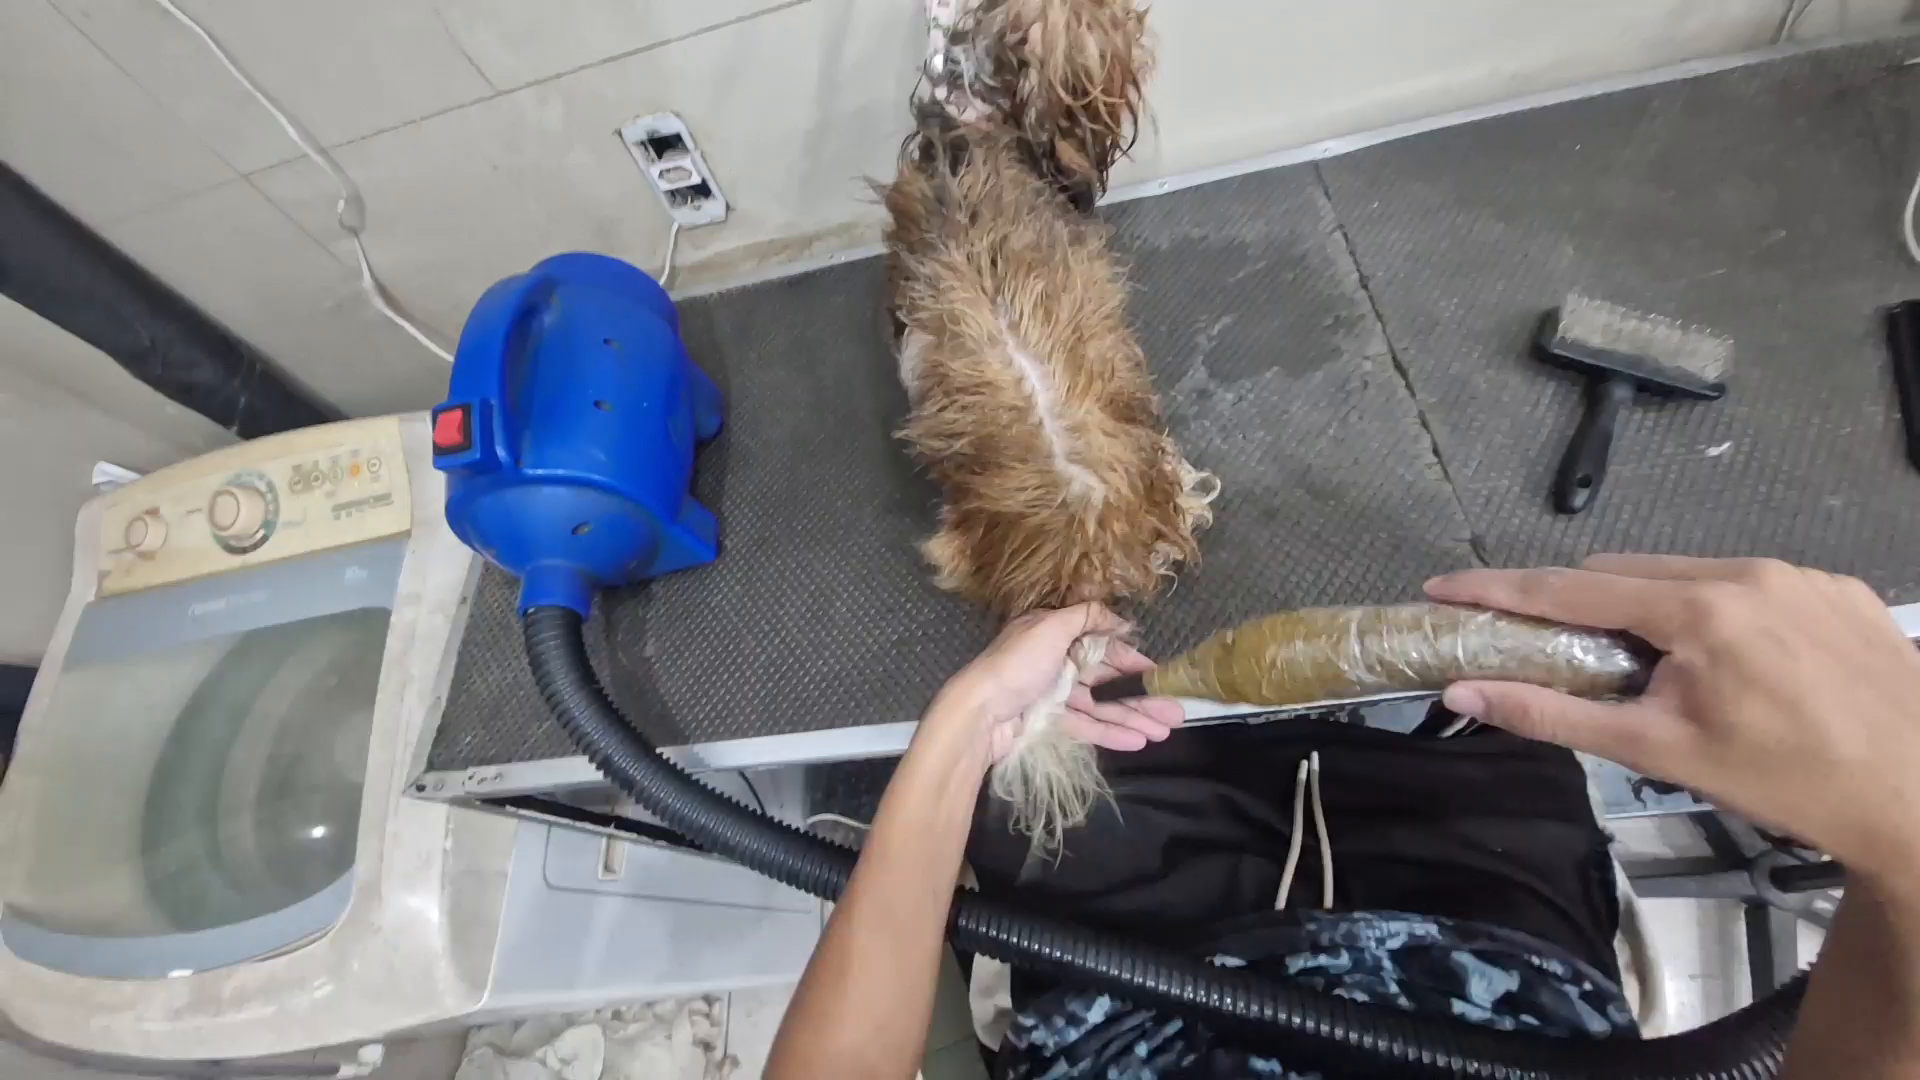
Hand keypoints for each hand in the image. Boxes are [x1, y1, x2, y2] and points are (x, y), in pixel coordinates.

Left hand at [930, 603, 1183, 764]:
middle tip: (1175, 711)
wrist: (979, 713)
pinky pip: (1088, 727)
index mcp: (1054, 636)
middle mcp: (1056, 664)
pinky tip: (1139, 741)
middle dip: (1141, 694)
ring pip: (1102, 706)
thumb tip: (1119, 619)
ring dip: (1134, 717)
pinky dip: (1113, 733)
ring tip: (1166, 730)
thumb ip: (1085, 618)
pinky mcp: (1050, 724)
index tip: (1158, 674)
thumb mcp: (1050, 627)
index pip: (1101, 646)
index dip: (1130, 659)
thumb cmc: (1016, 664)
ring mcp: (1053, 697)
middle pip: (1106, 679)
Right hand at [1426, 555, 1919, 893]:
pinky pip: (1732, 579)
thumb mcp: (1655, 751)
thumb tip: (1458, 693)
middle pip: (1616, 570)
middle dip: (1568, 600)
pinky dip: (1696, 605)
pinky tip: (1718, 654)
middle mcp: (1747, 573)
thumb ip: (1548, 714)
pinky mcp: (1836, 588)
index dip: (1494, 587)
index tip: (1440, 586)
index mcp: (1700, 610)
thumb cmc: (1787, 781)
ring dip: (1632, 601)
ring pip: (1673, 570)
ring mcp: (1799, 575)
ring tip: (1642, 658)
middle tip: (1550, 644)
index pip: (1567, 588)